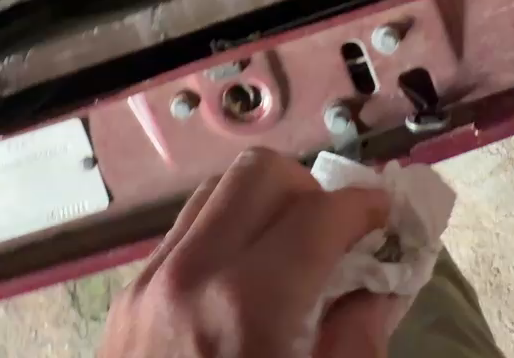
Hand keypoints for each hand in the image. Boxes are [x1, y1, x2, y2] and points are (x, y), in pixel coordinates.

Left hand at [101, 149, 400, 357]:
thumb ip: (357, 343)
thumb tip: (382, 282)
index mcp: (244, 311)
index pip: (316, 215)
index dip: (364, 207)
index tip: (386, 216)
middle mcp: (189, 275)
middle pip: (259, 173)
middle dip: (310, 189)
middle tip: (335, 233)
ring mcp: (149, 280)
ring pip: (218, 188)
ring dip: (266, 201)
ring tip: (294, 248)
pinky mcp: (127, 294)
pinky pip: (188, 226)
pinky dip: (229, 227)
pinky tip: (249, 275)